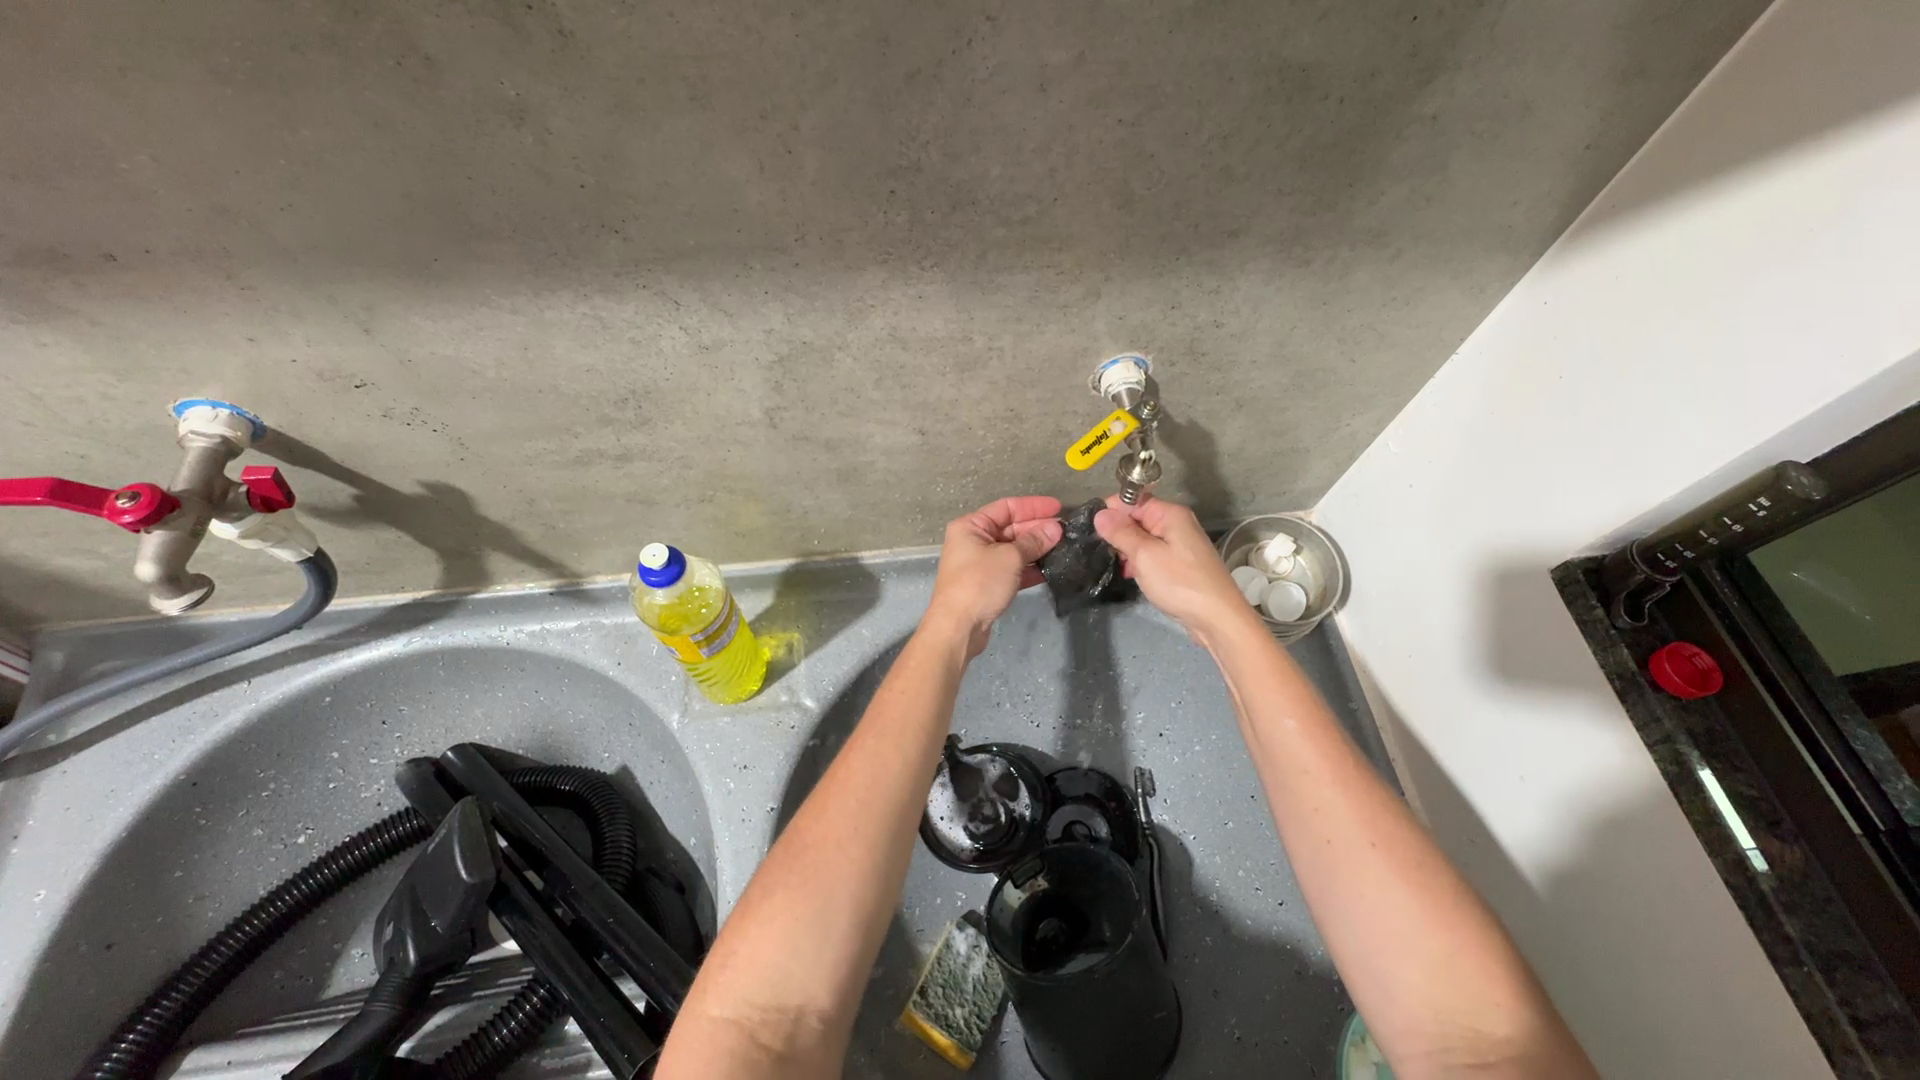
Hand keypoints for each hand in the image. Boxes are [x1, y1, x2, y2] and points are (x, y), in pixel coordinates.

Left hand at [925, 496, 1063, 657]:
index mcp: (971, 526)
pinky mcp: (988, 584)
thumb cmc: (980, 583)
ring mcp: (980, 564)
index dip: (1034, 506)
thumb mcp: (1010, 558)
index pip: (1007, 507)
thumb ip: (1034, 541)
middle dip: (1037, 528)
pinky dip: (1030, 568)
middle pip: (1010, 528)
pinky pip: (1012, 569)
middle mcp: (973, 541)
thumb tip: (1056, 528)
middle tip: (1066, 530)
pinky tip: (1051, 569)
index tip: (1059, 508)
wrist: (959, 627)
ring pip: (1013, 550)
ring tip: (1063, 547)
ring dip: (1036, 549)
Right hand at [1094, 495, 1253, 645]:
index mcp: (1170, 514)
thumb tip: (1100, 514)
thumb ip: (1121, 533)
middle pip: (1138, 518)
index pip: (1133, 500)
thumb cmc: (1180, 583)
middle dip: (1118, 533)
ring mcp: (1179, 545)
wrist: (1217, 618)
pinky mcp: (1179, 564)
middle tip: (1104, 553)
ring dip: (1128, 550)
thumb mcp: (1144, 556)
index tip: (1092, 530)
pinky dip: (1140, 563)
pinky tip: (1132, 576)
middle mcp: (1176, 524)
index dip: (1111, 512)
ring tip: (1118, 566)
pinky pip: (1152, 555)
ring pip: (1143, 539)